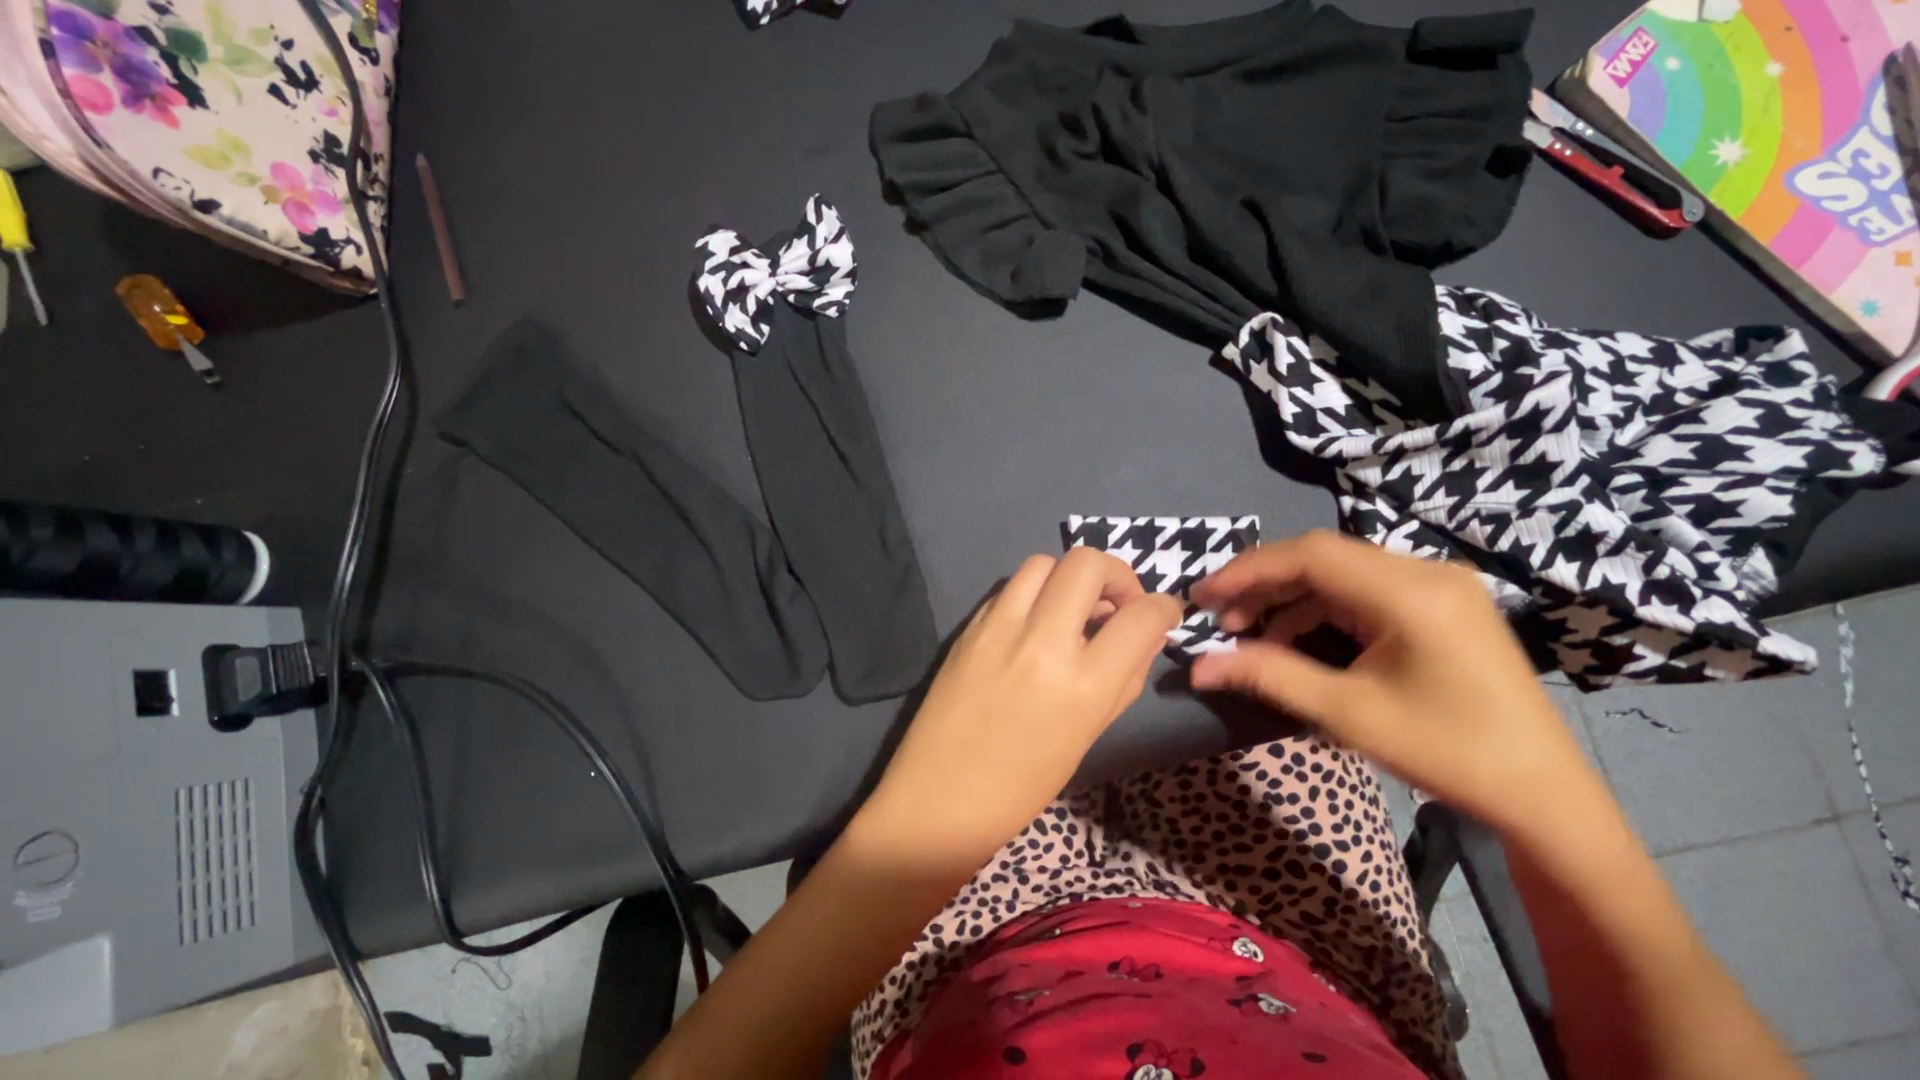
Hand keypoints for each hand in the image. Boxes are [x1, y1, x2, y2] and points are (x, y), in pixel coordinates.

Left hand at [857, 549, 1181, 868]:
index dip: (1163, 607)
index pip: (1141, 614)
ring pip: (1043, 562)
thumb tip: (1144, 634)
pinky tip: (1032, 627)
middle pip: (1088, 562)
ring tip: (1071, 611)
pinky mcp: (967, 627)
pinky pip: (1009, 588)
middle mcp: (1041, 642)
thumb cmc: (1024, 784)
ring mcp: (997, 629)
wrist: (939, 799)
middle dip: (1116, 574)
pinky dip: (1032, 596)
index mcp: (1082, 684)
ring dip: (1068, 579)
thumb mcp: (1090, 734)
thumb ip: (1124, 677)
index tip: (1162, 613)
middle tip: (1115, 605)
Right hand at [1188, 531, 1596, 838]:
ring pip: (1344, 575)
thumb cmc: (1447, 752)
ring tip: (1251, 636)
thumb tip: (1199, 667)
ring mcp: (1440, 587)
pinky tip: (1299, 643)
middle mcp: (1427, 572)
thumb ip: (1270, 676)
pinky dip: (1325, 613)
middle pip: (1326, 558)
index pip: (1311, 555)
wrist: (1542, 792)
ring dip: (1293, 600)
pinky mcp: (1444, 606)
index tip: (1203, 596)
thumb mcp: (1348, 714)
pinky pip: (1368, 594)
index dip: (1249, 569)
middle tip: (1220, 620)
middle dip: (1266, 585)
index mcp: (1410, 592)